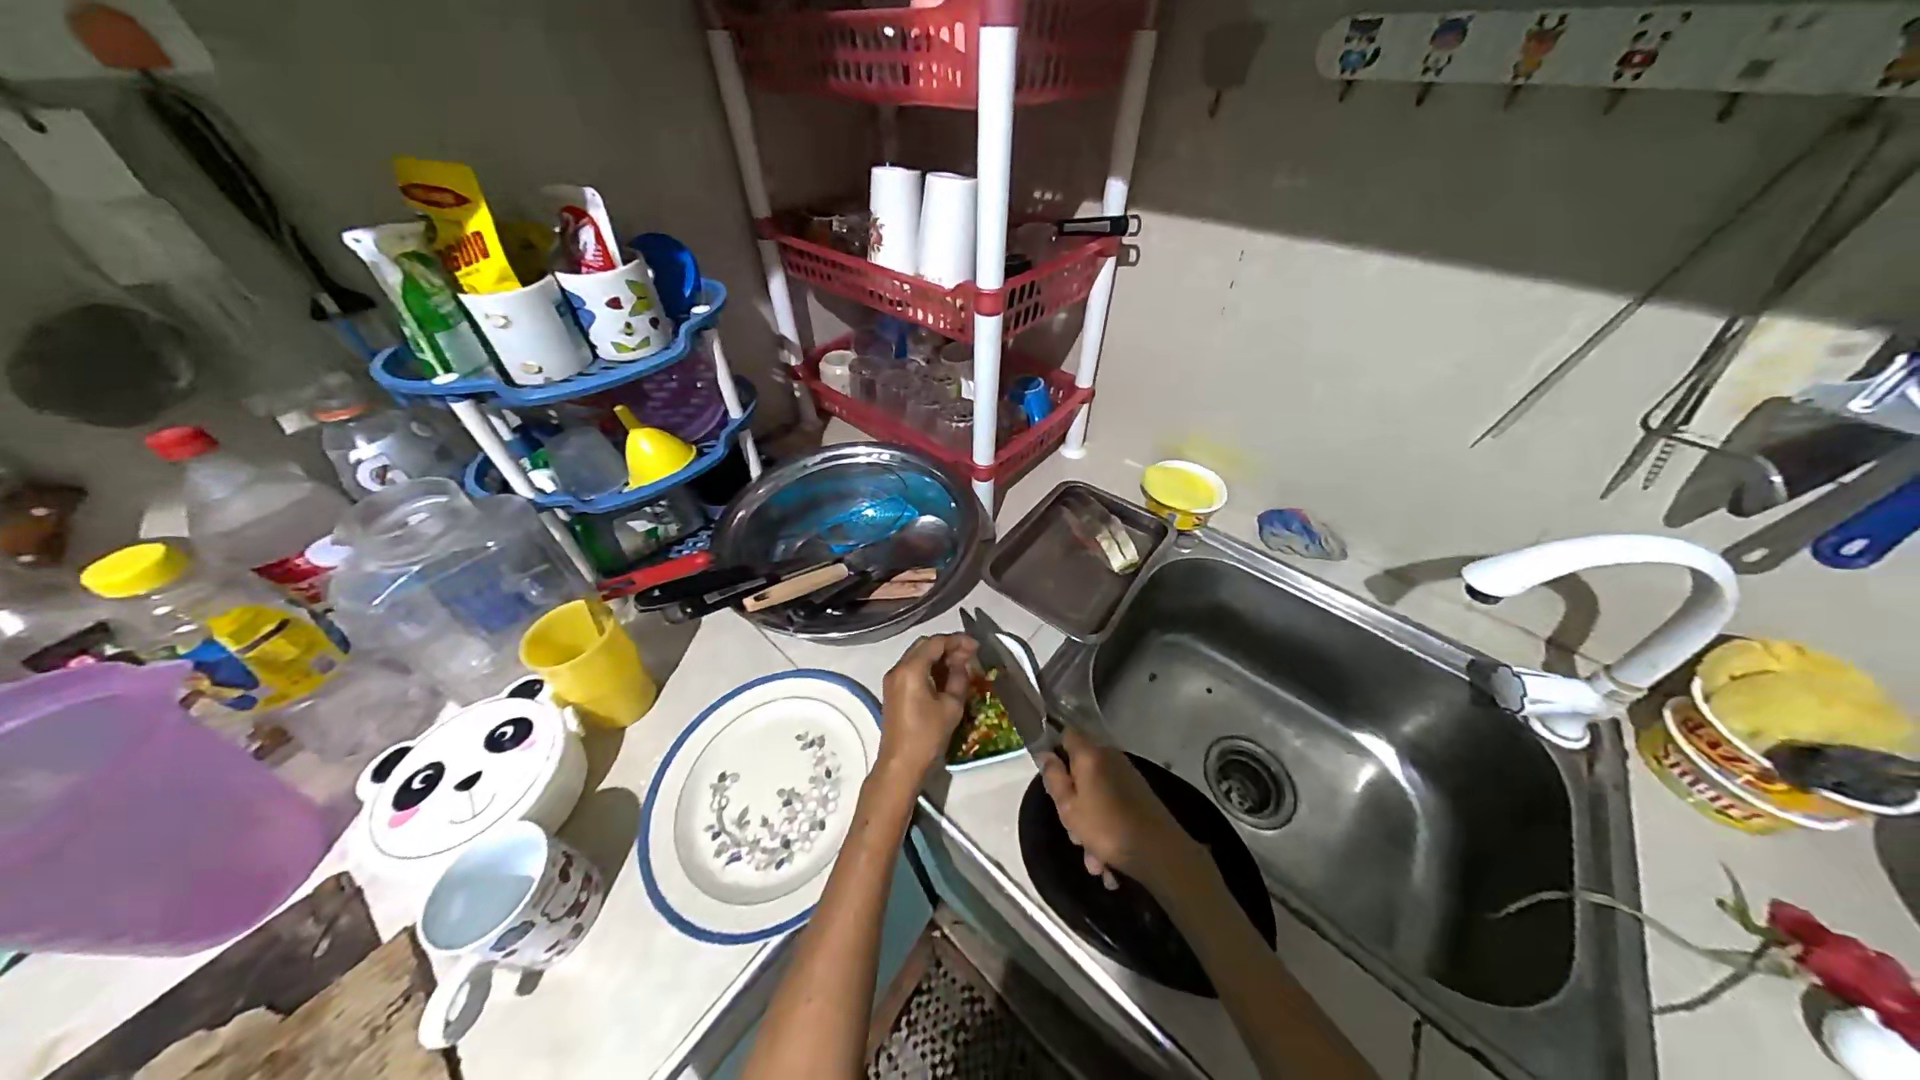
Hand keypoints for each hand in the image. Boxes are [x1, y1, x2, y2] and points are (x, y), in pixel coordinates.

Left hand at [878, 633, 976, 776]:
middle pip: (924, 645)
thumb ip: (959, 677)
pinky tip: (945, 676)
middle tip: (969, 655)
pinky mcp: (893, 690)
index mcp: (911, 669)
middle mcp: (898, 669)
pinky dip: (929, 667)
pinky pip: (912, 669)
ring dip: (938, 657)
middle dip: (947, 646)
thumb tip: (963, 662)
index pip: (935, 643)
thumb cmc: (927, 735)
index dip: (957, 641)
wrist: (900, 764)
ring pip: (917, 656)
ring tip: (961, 665)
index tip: (976, 647)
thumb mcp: (951, 705)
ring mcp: (892, 680)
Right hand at [1039, 727, 1203, 894]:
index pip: (1067, 734)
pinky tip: (1106, 860)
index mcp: (1090, 755)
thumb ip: (1054, 777)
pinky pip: (1112, 805)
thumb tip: (1045, 754)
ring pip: (1096, 793)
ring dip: (1090, 823)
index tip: (1051, 777)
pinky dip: (1106, 828)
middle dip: (1074, 799)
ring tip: (1093, 858)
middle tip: (1072, 827)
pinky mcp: (1139, 793)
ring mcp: (1127, 775)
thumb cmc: (1106, 827)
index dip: (1055, 751)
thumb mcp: (1068, 807)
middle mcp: (1110, 757)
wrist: (1159, 852)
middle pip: (1081, 769)